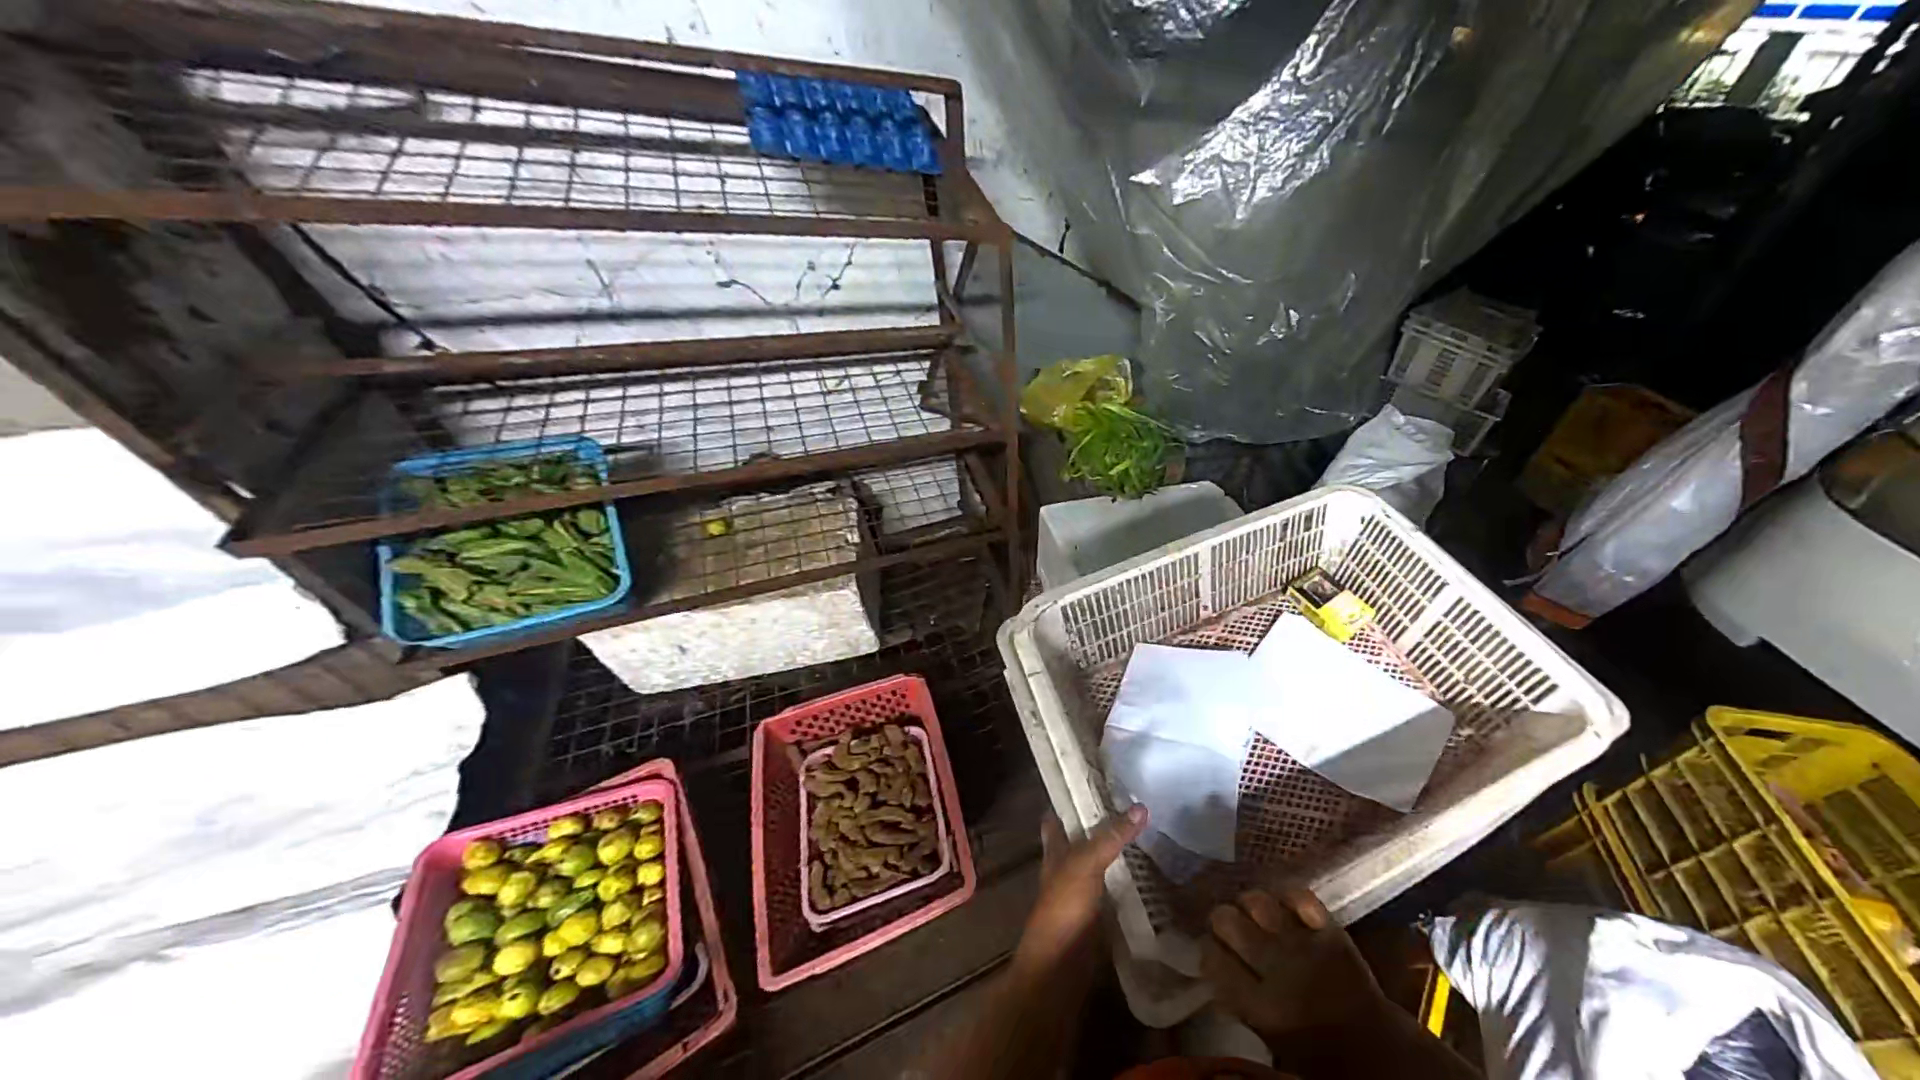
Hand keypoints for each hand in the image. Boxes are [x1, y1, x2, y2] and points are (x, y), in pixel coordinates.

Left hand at [1012, 805, 1148, 971]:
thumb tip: (1140, 806)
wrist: (1059, 970)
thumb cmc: (1062, 909)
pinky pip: (1118, 893)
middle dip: (1104, 824)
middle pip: (1083, 839)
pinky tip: (1155, 876)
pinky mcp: (1100, 917)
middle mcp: (1067, 868)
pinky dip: (1133, 884)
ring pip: (1102, 865)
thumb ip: (1110, 838)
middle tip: (1137, 804)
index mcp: (1055, 851)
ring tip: (1154, 832)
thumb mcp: (1084, 865)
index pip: (1058, 816)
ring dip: (1122, 853)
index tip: (1095, 779)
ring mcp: (1083, 893)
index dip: (1070, 798)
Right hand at [1201, 888, 1390, 1052]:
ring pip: (1257, 901)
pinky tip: (1285, 908)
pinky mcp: (1331, 932)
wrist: (1381, 1054)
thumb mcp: (1268, 1039)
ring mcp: (1305, 946)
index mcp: (1259, 1005)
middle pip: (1226, 919)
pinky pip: (1299, 896)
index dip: (1208, 949)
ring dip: (1250, 905)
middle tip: (1229, 929)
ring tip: (1255, 916)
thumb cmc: (1318, 1053)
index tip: (1213, 951)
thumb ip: (1237, 1000)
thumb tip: (1211, 969)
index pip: (1211, 956)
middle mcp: (1276, 969)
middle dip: (1222, 921)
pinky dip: (1288, 897)